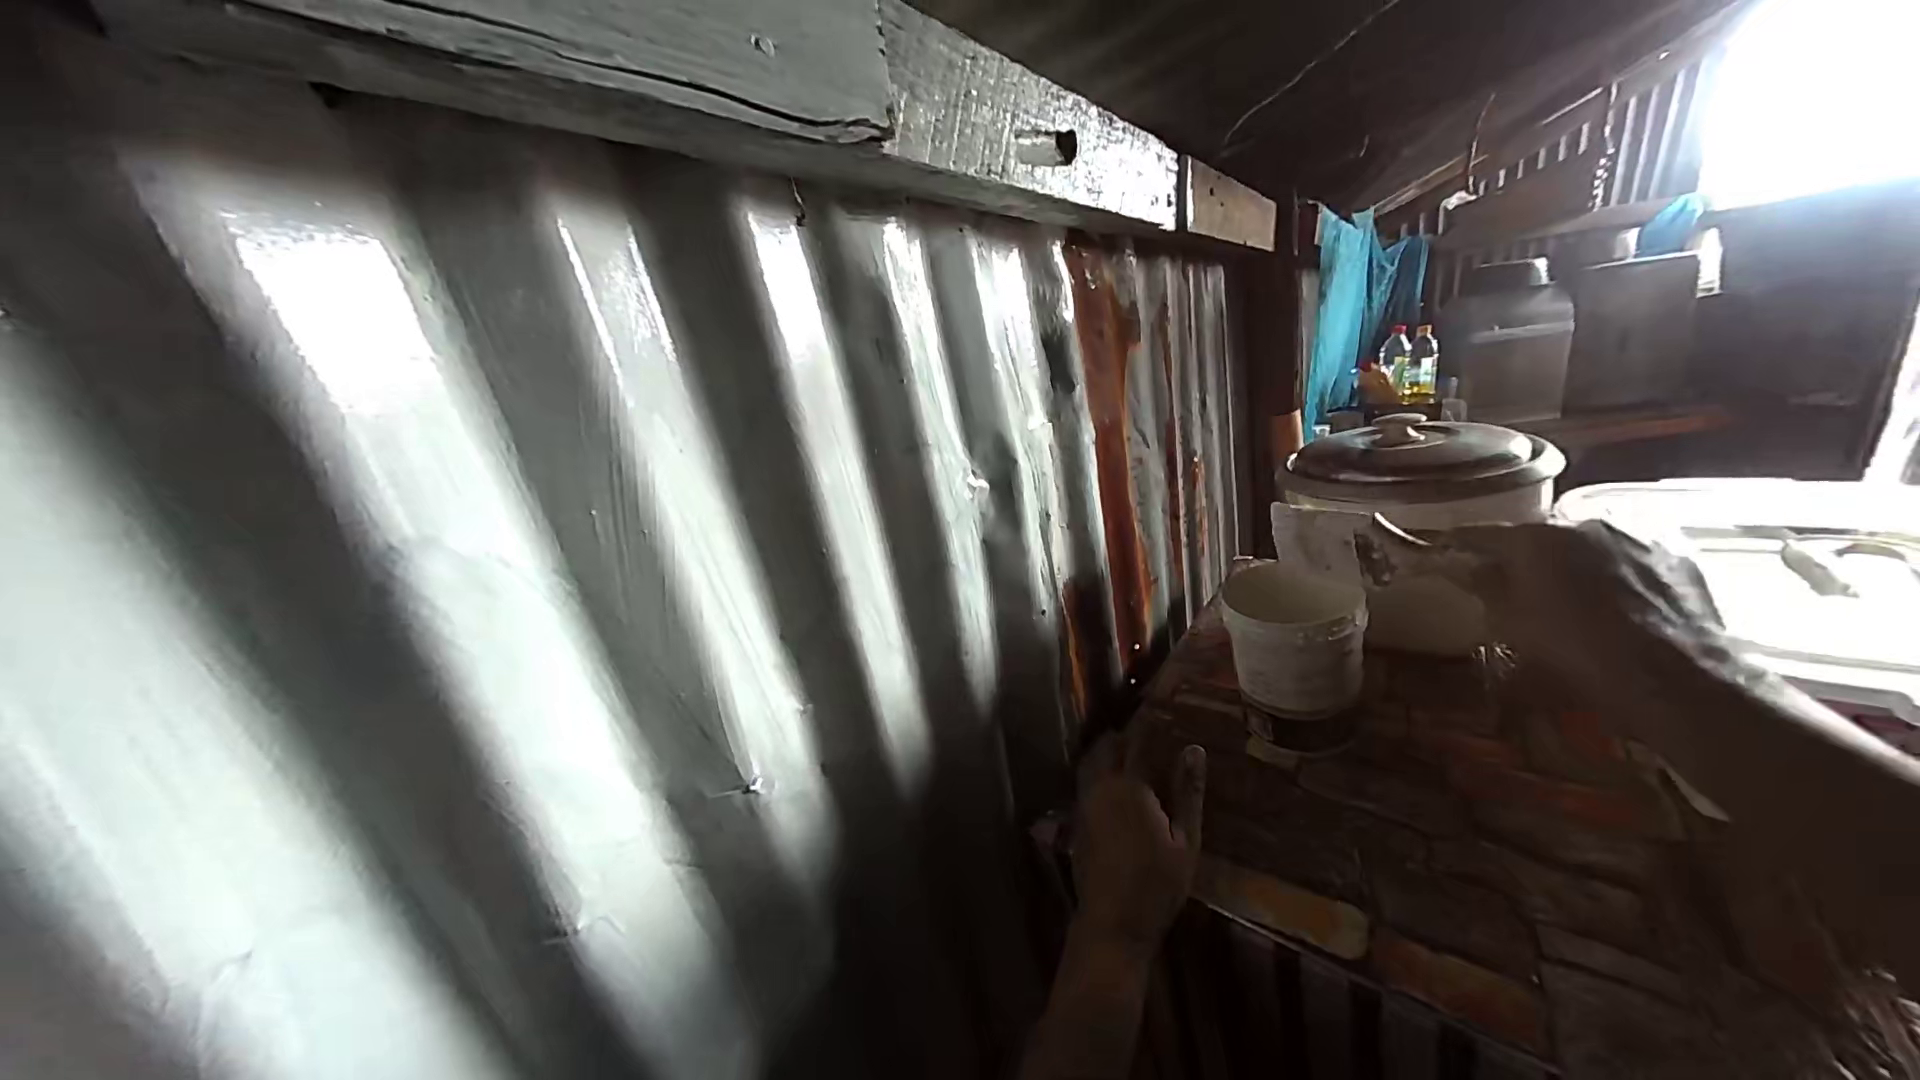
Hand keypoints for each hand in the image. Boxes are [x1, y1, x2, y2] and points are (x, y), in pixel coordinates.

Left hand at [1069, 736, 1205, 950]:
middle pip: (1108, 744)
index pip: (1139, 740)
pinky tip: (1113, 778)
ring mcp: (1084, 801)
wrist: (1112, 921)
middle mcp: (1101, 785)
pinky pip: (1085, 779)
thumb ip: (1187, 791)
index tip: (1159, 702)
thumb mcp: (1185, 840)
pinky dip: (1098, 768)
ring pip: (1091, 760)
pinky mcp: (1077, 817)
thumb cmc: (1158, 884)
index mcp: (1130, 787)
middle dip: (1125, 732)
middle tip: (1146, 725)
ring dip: (1108, 748)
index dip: (1149, 720)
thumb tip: (1194, 749)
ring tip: (1130, 746)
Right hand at [1436, 520, 1728, 691]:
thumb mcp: (1508, 622)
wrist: (1673, 679)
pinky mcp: (1678, 556)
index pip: (1480, 533)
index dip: (1457, 543)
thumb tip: (1468, 566)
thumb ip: (1484, 585)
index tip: (1441, 549)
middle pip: (1539, 536)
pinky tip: (1616, 601)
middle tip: (1513, 580)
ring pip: (1587, 544)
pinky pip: (1629, 557)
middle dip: (1524, 554)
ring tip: (1569, 593)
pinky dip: (1615, 572)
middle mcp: (1583, 522)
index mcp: (1533, 536)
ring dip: (1572, 561)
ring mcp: (1636, 536)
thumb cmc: (1573, 649)